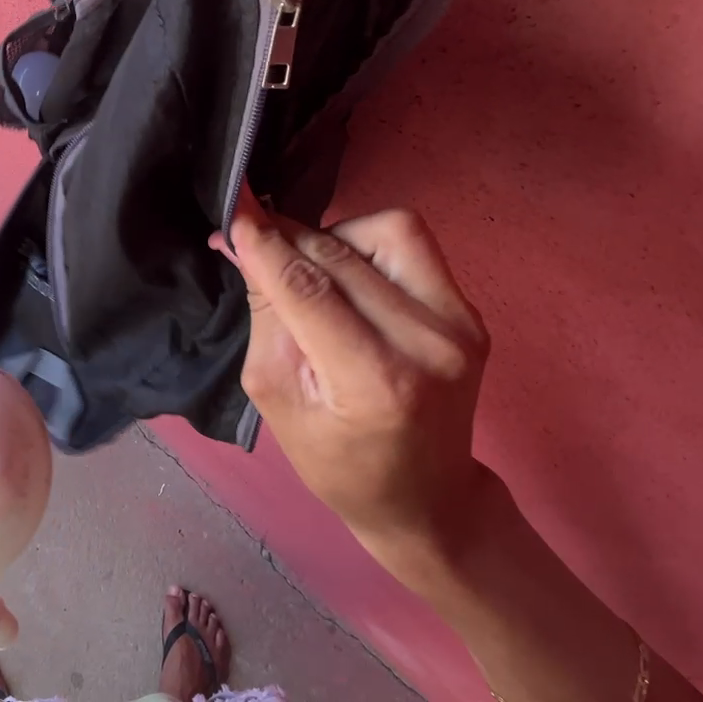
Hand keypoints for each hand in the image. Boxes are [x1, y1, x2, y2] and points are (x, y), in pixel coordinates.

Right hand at [211, 186, 491, 563]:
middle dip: (286, 237)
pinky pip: (409, 242)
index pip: (307, 287)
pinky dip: (364, 244)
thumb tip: (243, 244)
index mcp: (373, 379)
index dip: (264, 243)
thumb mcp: (275, 394)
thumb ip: (265, 313)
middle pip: (339, 254)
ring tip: (308, 267)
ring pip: (384, 230)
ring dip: (332, 236)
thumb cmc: (335, 461)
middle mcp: (427, 342)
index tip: (233, 207)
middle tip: (251, 238)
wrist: (425, 496)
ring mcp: (459, 322)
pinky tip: (345, 273)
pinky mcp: (468, 310)